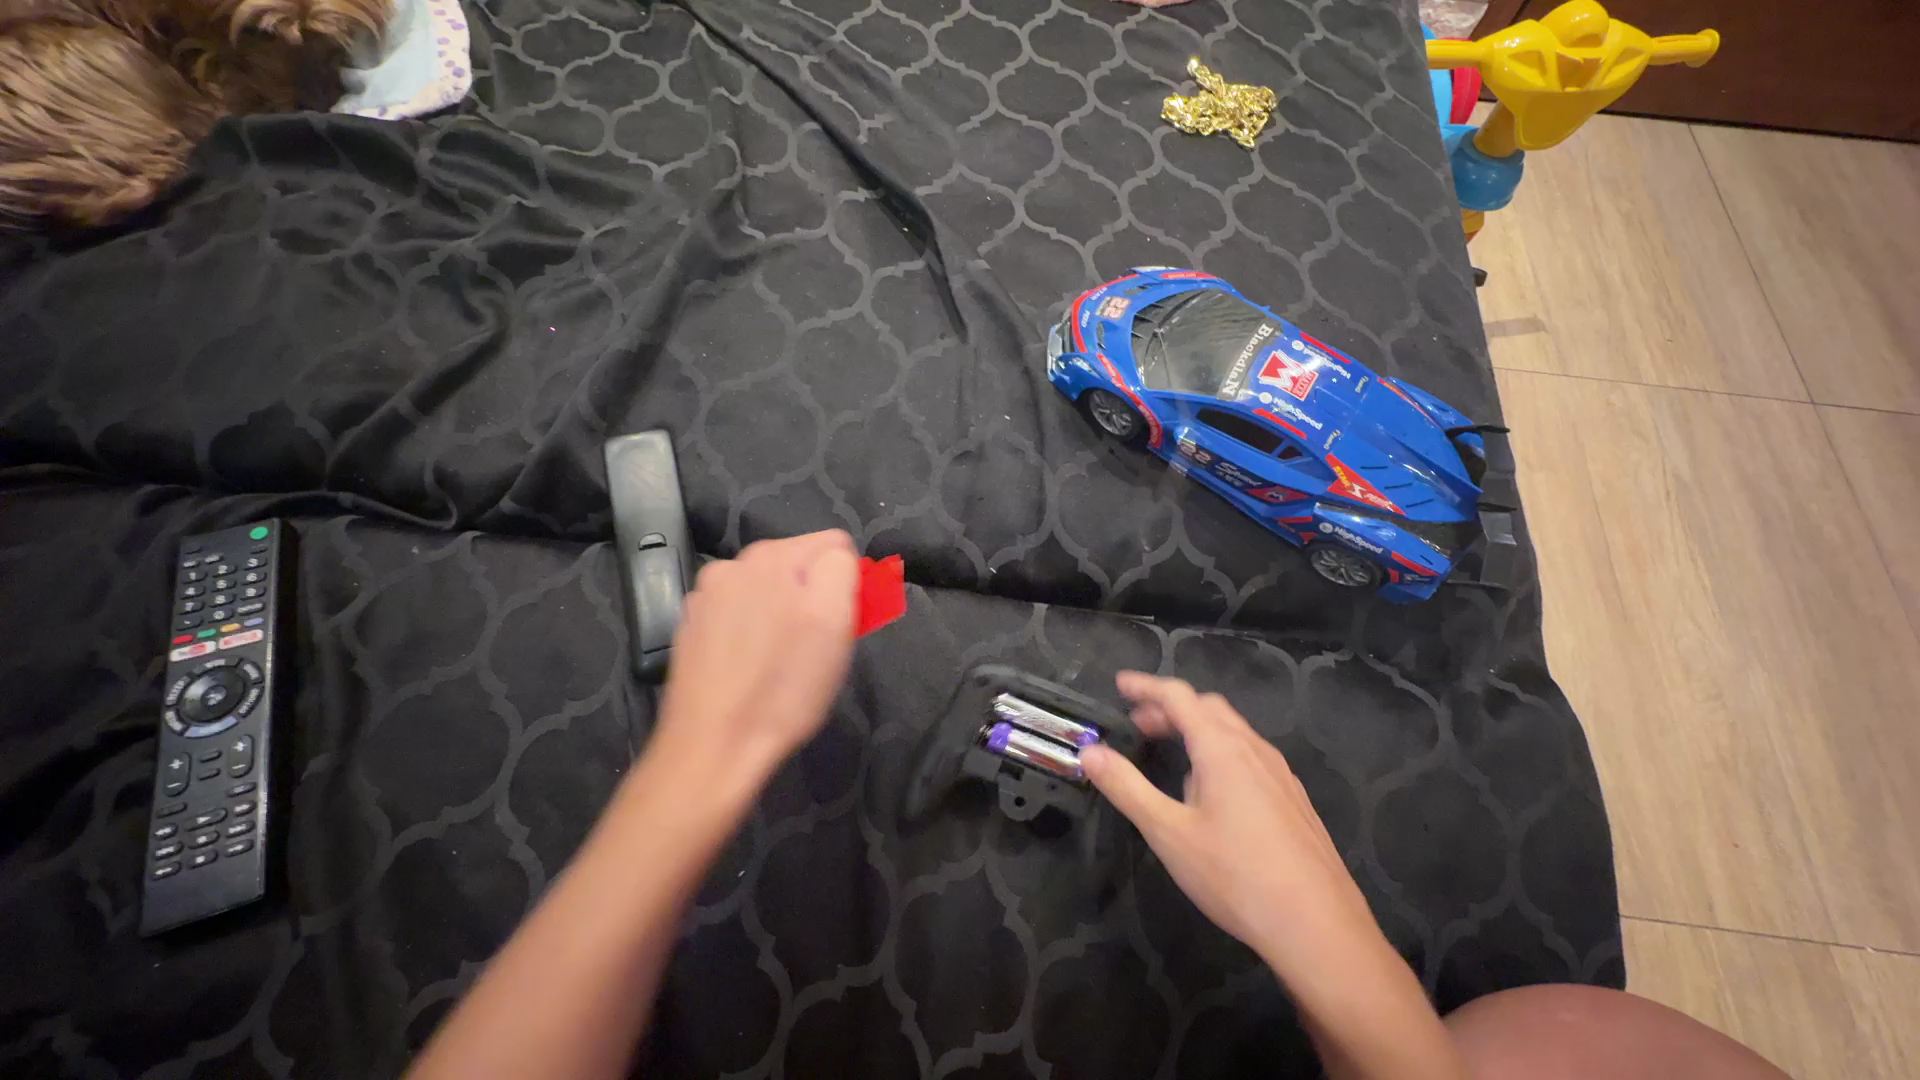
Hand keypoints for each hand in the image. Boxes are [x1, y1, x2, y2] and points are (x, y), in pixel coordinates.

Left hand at [645, 530, 859, 800]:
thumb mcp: (834, 622)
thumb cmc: (783, 689)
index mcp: (770, 556)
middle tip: (817, 649)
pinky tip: (754, 671)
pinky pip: (741, 618)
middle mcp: (732, 565)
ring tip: (784, 665)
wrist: (713, 748)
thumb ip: (842, 569)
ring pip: (770, 593)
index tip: (843, 626)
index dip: (848, 585)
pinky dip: (754, 636)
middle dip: (815, 600)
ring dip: (784, 618)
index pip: (835, 546)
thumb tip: (840, 555)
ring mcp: (706, 598)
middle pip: (799, 567)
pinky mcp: (692, 630)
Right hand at [1080, 672, 1380, 972]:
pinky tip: (1213, 792)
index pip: (1179, 697)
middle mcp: (1254, 750)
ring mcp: (1280, 774)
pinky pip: (1251, 755)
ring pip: (1234, 731)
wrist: (1318, 927)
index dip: (1146, 686)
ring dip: (1197, 729)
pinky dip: (1221, 751)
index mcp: (1222, 748)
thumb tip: (1090, 752)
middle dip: (1170, 707)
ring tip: (1171, 755)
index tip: (1120, 684)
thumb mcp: (1168, 833)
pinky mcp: (1294, 799)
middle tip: (1139, 725)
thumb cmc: (1235, 875)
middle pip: (1209, 708)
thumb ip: (1126, 787)